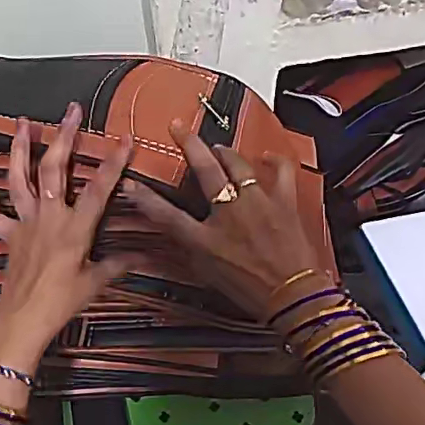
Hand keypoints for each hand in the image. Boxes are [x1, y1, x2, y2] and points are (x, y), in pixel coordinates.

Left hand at [0, 103, 142, 374]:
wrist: (21, 321)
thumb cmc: (61, 303)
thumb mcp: (96, 283)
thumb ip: (118, 264)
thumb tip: (143, 255)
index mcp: (74, 228)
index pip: (98, 189)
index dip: (112, 162)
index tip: (124, 138)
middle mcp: (48, 217)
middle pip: (54, 169)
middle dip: (64, 137)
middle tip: (71, 111)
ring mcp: (23, 224)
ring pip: (18, 179)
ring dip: (20, 149)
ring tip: (22, 122)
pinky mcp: (6, 236)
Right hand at [122, 121, 326, 320]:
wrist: (293, 297)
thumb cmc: (252, 291)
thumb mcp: (211, 277)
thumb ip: (195, 253)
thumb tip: (185, 237)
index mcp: (206, 239)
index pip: (167, 215)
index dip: (146, 198)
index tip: (130, 183)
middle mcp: (229, 214)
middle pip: (204, 170)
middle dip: (188, 144)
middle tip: (179, 127)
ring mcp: (258, 203)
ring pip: (238, 164)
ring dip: (225, 152)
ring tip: (218, 148)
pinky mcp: (283, 201)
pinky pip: (280, 170)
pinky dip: (273, 160)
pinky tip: (266, 156)